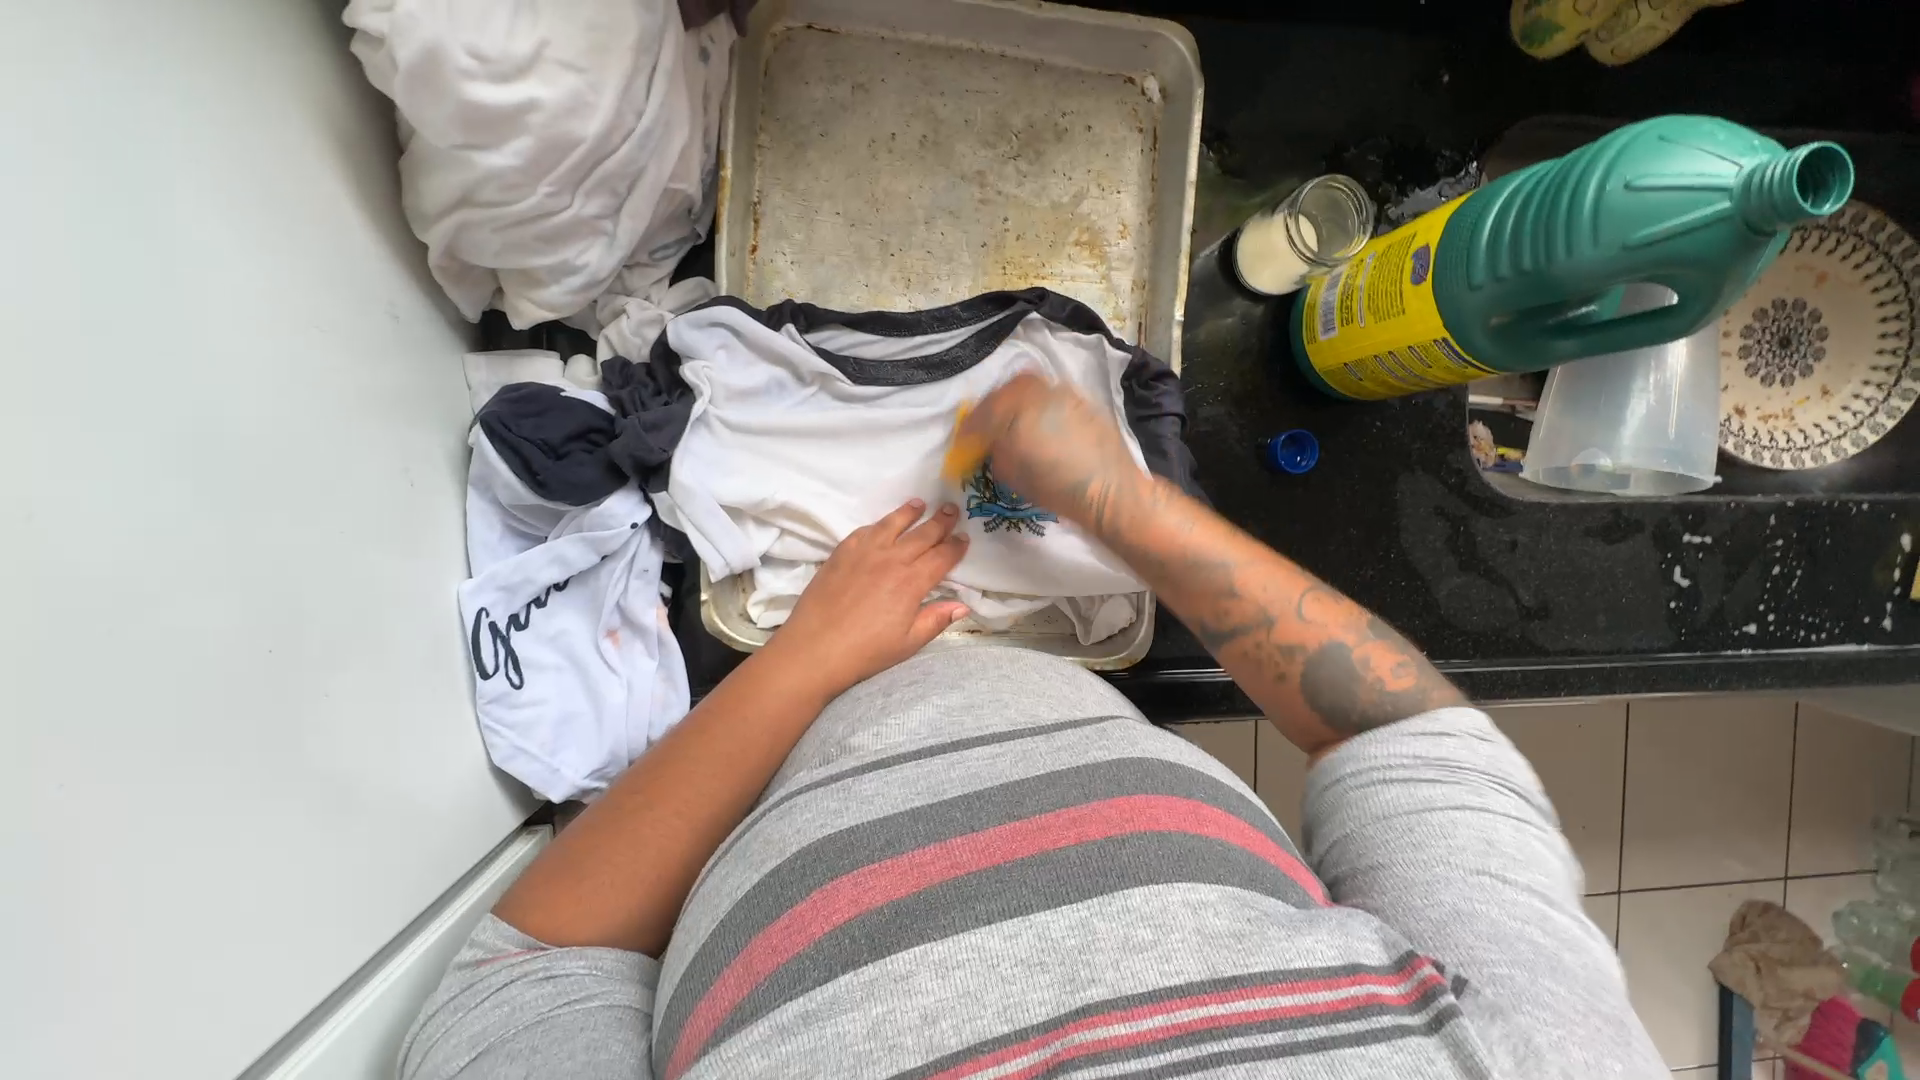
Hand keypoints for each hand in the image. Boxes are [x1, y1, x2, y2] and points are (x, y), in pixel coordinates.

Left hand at [761, 499, 970, 699]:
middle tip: (952, 509)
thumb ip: (936, 620)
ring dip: (909, 513)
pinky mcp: (842, 552)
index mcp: (912, 582)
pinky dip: (879, 524)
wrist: (815, 647)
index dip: (956, 547)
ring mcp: (864, 552)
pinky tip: (883, 524)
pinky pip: (865, 531)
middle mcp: (891, 560)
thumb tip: (963, 606)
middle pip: (922, 534)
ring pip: (892, 524)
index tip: (965, 538)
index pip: (942, 557)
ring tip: (919, 504)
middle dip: (940, 521)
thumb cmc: (866, 651)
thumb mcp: (908, 643)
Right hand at [955, 374, 1145, 531]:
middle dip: (993, 406)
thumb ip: (996, 453)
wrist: (1113, 490)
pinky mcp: (1083, 400)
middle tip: (989, 426)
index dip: (969, 429)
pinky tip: (1042, 424)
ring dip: (1016, 402)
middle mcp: (1039, 395)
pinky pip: (1052, 395)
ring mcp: (1064, 394)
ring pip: (1031, 387)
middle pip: (1006, 390)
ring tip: (1015, 422)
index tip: (964, 441)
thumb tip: (991, 443)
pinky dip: (1040, 405)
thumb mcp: (1014, 477)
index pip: (982, 414)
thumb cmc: (1059, 491)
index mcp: (1016, 414)